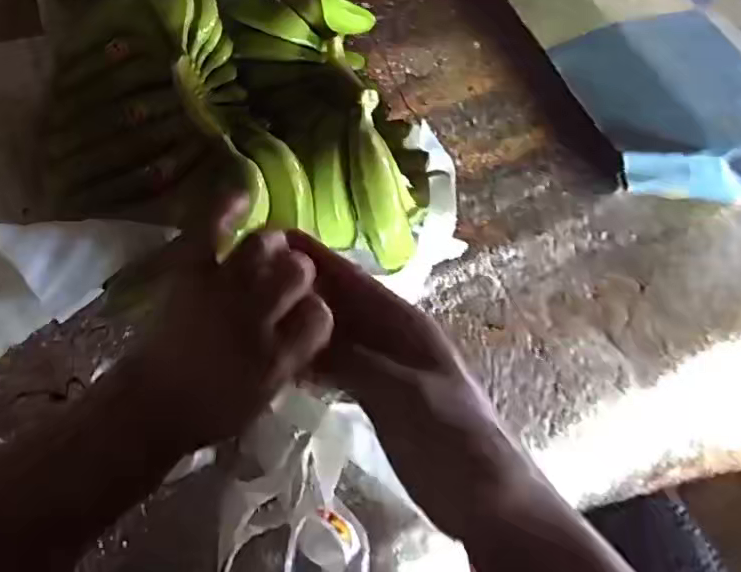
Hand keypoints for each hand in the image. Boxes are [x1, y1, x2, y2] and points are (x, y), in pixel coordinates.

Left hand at [112, 194, 333, 452]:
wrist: (150, 404)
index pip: (320, 316)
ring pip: (263, 245)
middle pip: (297, 271)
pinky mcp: (191, 272)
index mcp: (277, 357)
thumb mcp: (265, 394)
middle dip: (300, 270)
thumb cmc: (210, 408)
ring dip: (273, 243)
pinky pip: (213, 230)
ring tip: (270, 249)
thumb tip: (309, 315)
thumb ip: (293, 352)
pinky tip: (244, 197)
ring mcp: (222, 289)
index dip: (319, 309)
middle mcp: (255, 317)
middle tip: (290, 277)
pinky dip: (227, 209)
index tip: (309, 311)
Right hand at [286, 233, 540, 542]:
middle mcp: (392, 335)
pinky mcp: (381, 395)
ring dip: (302, 321)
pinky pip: (338, 365)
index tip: (272, 237)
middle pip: (340, 301)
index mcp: (403, 322)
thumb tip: (302, 332)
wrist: (491, 502)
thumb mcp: (400, 393)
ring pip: (336, 332)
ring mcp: (386, 366)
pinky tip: (284, 363)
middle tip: (248, 277)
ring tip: (256, 315)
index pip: (350, 276)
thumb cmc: (450, 438)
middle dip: (301, 285)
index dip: (314, 255)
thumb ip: (353, 359)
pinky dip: (313, 358)